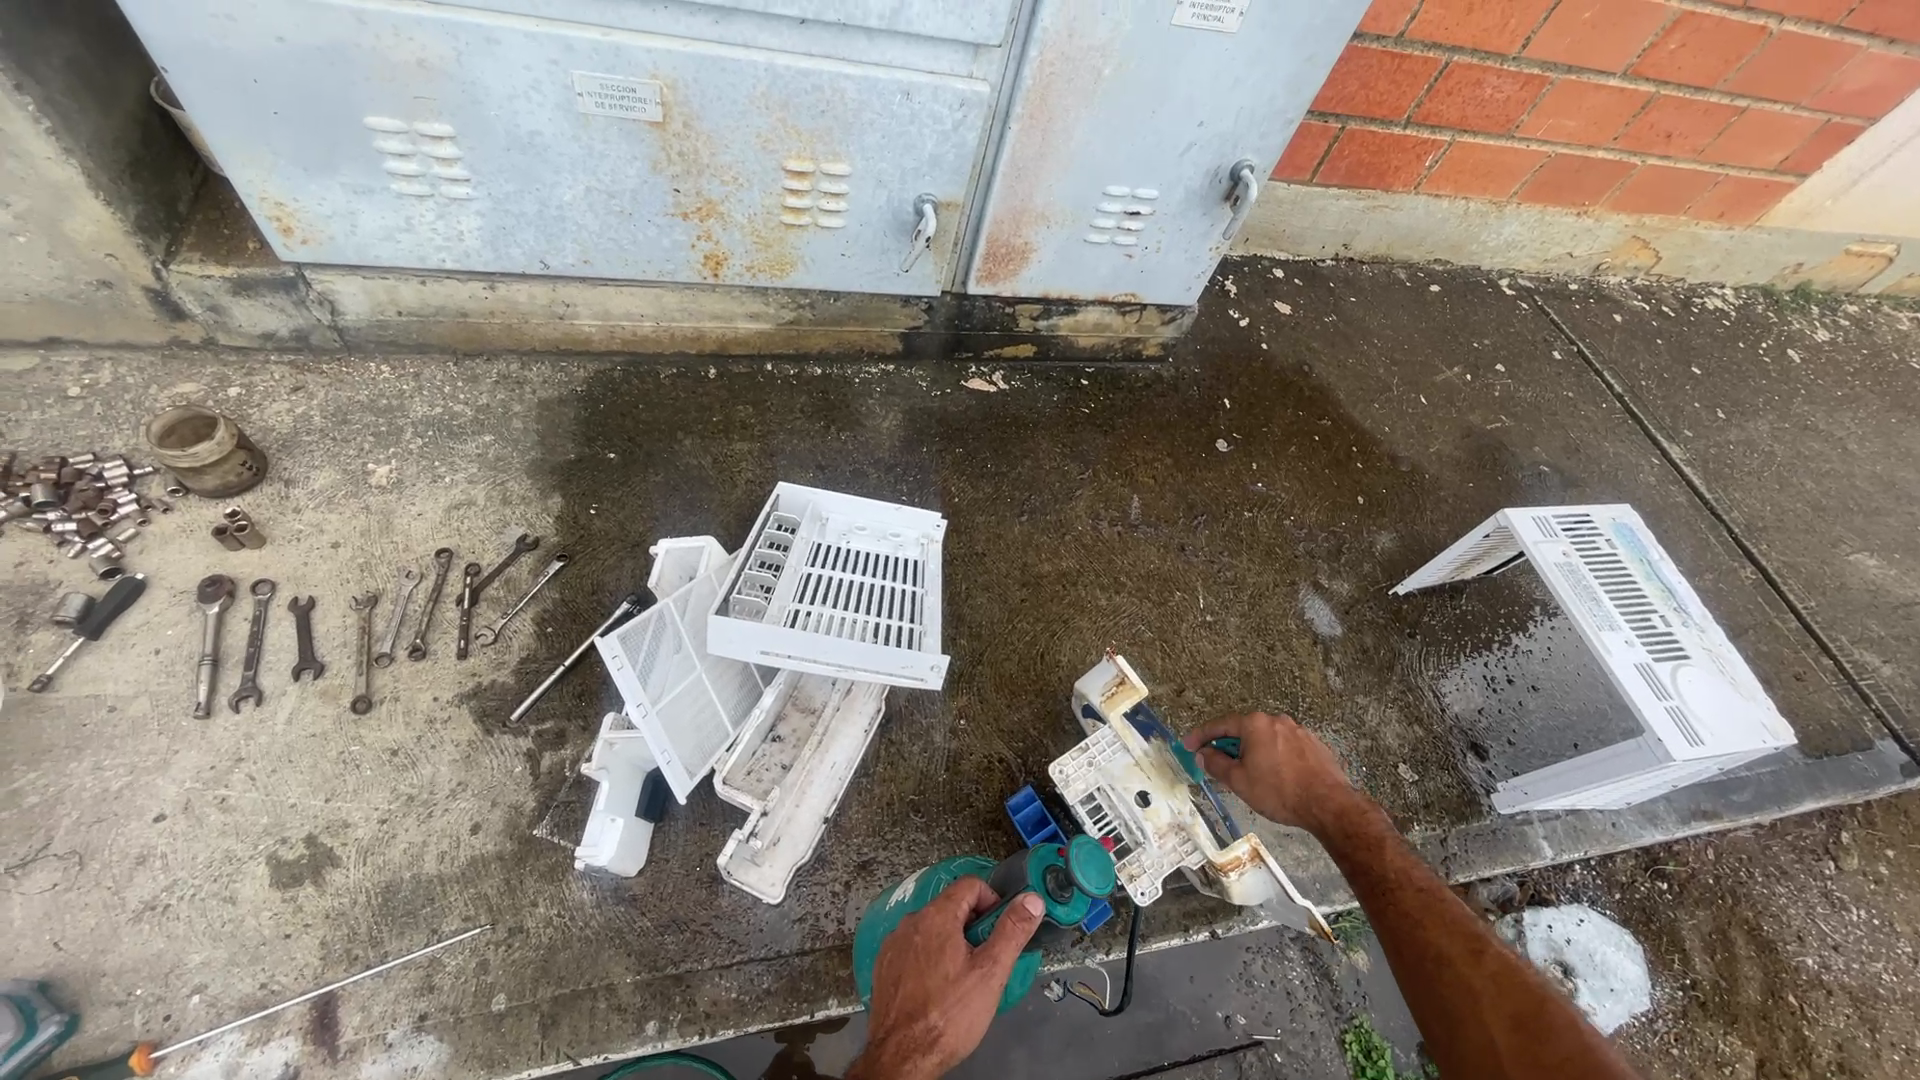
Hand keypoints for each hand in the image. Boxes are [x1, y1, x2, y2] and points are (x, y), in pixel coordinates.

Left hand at [848, 878, 1044, 1079]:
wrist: (902, 1057)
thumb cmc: (949, 1015)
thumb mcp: (990, 972)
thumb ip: (1012, 931)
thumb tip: (1032, 900)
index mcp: (937, 916)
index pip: (970, 884)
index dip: (992, 901)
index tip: (999, 930)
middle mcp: (911, 922)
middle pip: (951, 906)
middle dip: (973, 925)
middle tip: (985, 961)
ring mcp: (895, 943)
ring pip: (932, 928)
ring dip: (951, 942)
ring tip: (962, 979)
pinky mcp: (886, 964)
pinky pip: (914, 947)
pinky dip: (930, 957)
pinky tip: (937, 988)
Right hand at [1183, 712, 1361, 836]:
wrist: (1330, 805)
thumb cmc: (1279, 791)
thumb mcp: (1239, 781)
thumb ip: (1216, 764)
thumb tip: (1203, 754)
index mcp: (1255, 724)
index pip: (1219, 726)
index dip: (1200, 736)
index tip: (1188, 746)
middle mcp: (1276, 720)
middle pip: (1243, 730)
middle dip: (1228, 746)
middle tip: (1217, 764)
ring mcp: (1298, 731)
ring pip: (1265, 739)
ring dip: (1252, 752)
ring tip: (1248, 774)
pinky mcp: (1314, 745)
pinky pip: (1284, 747)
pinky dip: (1273, 756)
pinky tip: (1274, 775)